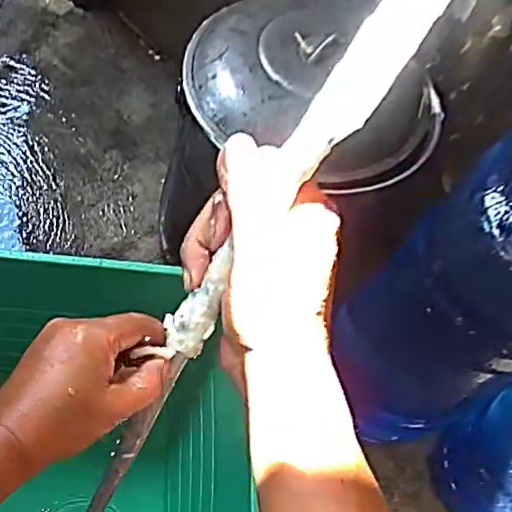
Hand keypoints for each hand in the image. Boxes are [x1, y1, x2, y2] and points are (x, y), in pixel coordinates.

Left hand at [0, 313, 168, 470]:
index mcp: (92, 335)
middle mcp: (72, 326)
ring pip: (99, 341)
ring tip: (107, 396)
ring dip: (112, 362)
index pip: (140, 323)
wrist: (14, 438)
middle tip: (136, 388)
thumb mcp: (118, 408)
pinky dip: (92, 364)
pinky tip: (88, 392)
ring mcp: (54, 335)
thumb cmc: (60, 425)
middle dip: (133, 356)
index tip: (165, 362)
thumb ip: (150, 382)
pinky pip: (80, 347)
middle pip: (118, 331)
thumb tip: (162, 366)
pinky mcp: (44, 348)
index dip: (160, 342)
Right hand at [181, 134, 340, 391]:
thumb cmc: (274, 316)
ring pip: (224, 229)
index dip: (234, 192)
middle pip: (237, 199)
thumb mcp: (256, 242)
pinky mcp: (253, 275)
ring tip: (208, 280)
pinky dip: (207, 271)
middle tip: (216, 257)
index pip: (263, 169)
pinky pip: (221, 256)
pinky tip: (208, 289)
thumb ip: (248, 189)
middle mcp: (291, 228)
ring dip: (205, 253)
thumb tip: (240, 147)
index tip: (226, 222)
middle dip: (214, 230)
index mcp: (306, 209)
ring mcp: (271, 253)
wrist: (270, 364)